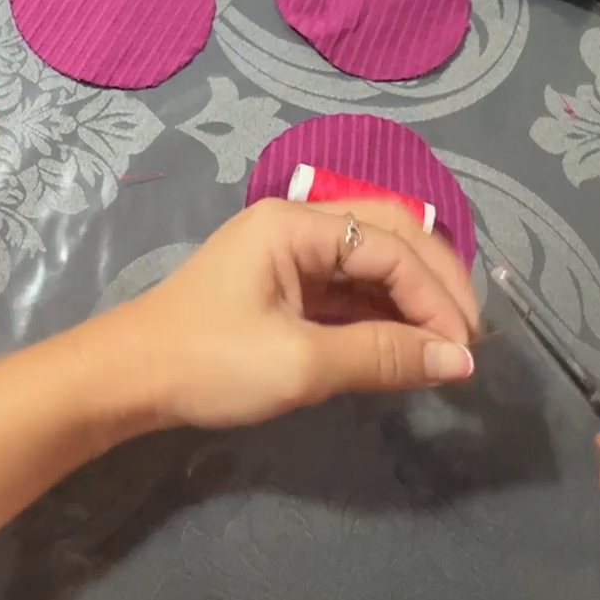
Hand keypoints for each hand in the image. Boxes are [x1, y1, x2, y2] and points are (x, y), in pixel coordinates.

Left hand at [87, 198, 479, 432]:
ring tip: (445, 348)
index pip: (388, 243)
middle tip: (466, 339)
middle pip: (385, 235)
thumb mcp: (299, 362)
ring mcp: (288, 254)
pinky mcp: (284, 286)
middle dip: (432, 281)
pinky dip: (379, 314)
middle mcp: (294, 226)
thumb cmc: (209, 360)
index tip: (465, 351)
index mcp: (293, 223)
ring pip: (368, 263)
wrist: (133, 376)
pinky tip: (405, 344)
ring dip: (409, 300)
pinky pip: (346, 289)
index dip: (434, 293)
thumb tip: (460, 361)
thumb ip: (382, 355)